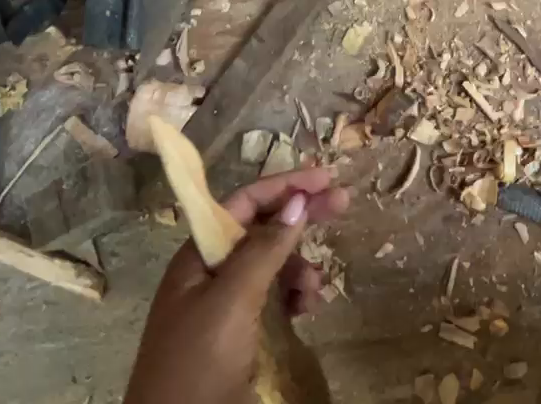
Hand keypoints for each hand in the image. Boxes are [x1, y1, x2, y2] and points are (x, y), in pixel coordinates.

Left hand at [123, 168, 351, 403]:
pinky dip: (295, 296)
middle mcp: (210, 273)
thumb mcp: (232, 300)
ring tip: (315, 286)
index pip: (245, 202)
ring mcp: (223, 305)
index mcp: (199, 256)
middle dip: (301, 216)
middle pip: (262, 228)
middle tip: (343, 204)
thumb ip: (265, 248)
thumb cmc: (198, 361)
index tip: (325, 179)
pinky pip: (274, 298)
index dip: (285, 186)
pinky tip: (307, 307)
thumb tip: (299, 199)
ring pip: (272, 265)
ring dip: (299, 265)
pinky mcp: (237, 335)